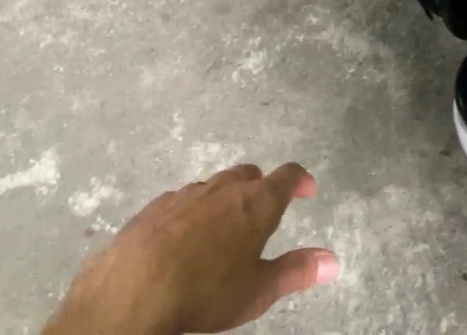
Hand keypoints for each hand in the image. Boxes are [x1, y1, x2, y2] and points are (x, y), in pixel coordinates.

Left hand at [44, 163, 338, 334]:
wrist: (134, 290)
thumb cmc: (206, 291)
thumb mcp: (258, 290)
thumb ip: (296, 271)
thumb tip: (332, 261)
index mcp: (256, 202)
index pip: (286, 176)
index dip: (299, 179)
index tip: (307, 189)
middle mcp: (223, 187)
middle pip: (248, 174)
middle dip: (260, 187)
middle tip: (264, 212)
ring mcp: (187, 193)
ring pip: (214, 186)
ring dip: (224, 199)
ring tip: (224, 229)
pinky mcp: (156, 206)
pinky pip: (183, 200)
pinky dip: (193, 212)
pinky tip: (185, 238)